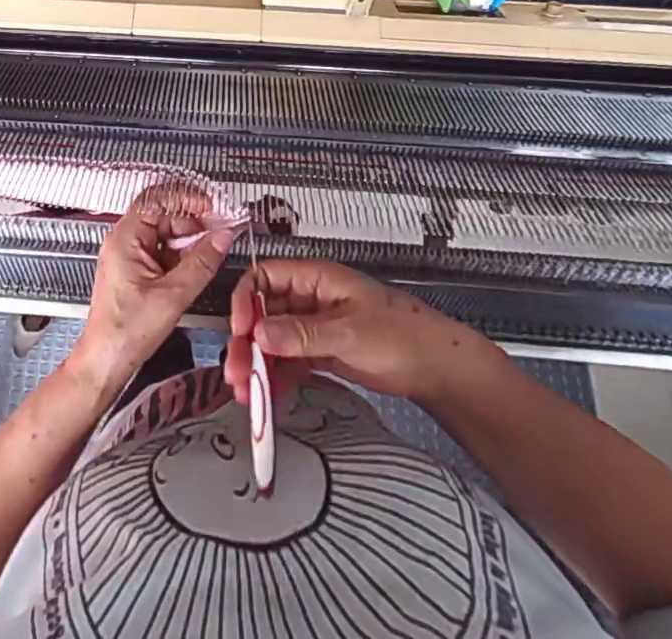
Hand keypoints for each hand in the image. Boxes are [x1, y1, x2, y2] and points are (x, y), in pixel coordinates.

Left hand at [72, 185, 234, 387]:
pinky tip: (199, 262)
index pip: (157, 199)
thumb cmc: (126, 331)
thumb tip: (223, 238)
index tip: (212, 206)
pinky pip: (162, 250)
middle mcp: (124, 242)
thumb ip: (202, 262)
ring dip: (190, 237)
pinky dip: (182, 253)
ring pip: (164, 233)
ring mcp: (129, 256)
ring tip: (214, 246)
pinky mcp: (136, 270)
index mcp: (125, 239)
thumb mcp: (174, 294)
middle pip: (163, 214)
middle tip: (220, 227)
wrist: (106, 360)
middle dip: (193, 219)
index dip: (187, 198)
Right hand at [224, 260, 499, 404]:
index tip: (239, 330)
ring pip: (271, 340)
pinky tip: (270, 394)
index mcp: (315, 279)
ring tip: (249, 392)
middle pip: (262, 313)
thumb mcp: (349, 331)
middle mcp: (309, 299)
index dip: (246, 301)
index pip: (265, 278)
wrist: (433, 366)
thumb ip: (302, 333)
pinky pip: (287, 361)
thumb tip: (259, 333)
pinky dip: (276, 376)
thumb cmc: (402, 333)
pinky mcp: (319, 351)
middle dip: (246, 342)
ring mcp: (313, 327)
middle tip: (238, 372)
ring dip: (257, 364)